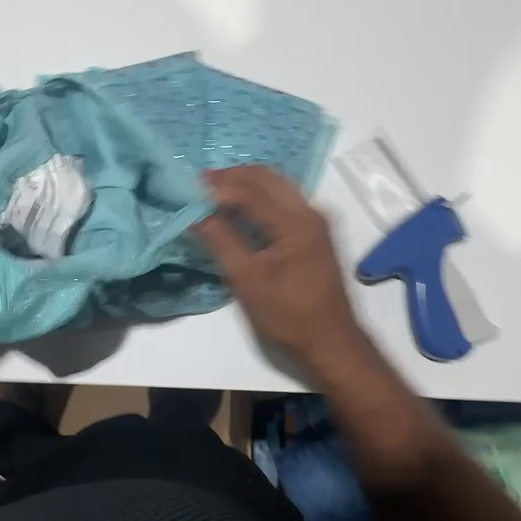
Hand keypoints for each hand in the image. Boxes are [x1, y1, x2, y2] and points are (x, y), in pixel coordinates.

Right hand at [195, 165, 368, 367]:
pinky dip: (259, 197)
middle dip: (232, 177)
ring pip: (277, 186)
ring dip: (246, 185)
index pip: (251, 190)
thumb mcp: (247, 280)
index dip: (219, 186)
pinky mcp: (315, 232)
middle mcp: (310, 212)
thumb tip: (196, 215)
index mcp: (295, 223)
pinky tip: (240, 210)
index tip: (190, 188)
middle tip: (200, 186)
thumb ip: (221, 241)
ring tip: (214, 195)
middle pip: (267, 178)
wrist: (331, 342)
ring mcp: (316, 221)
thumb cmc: (288, 316)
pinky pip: (284, 199)